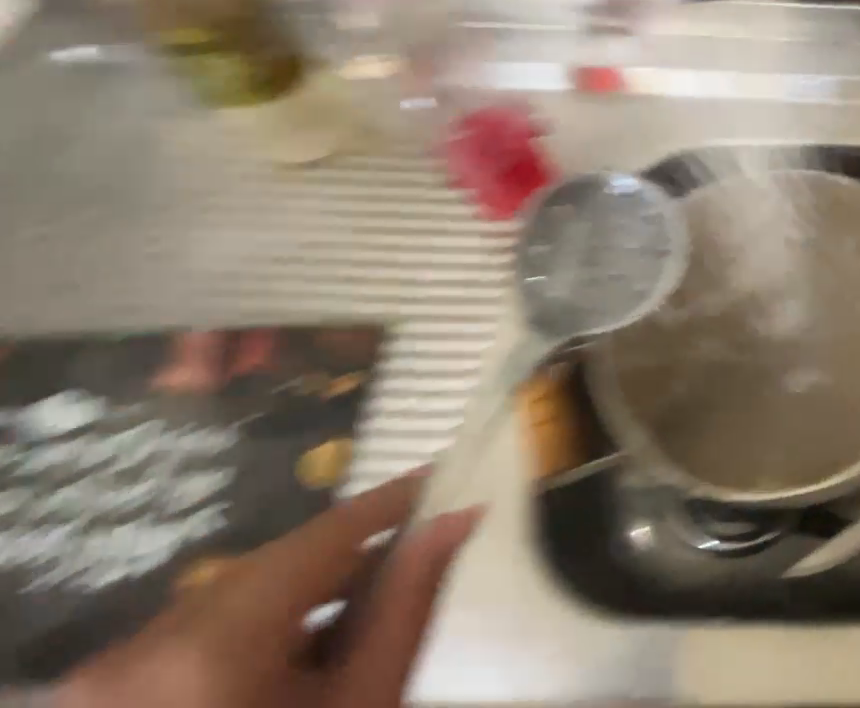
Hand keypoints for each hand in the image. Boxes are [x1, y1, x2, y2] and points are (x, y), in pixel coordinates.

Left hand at [59, 474, 479, 707]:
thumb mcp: (368, 697)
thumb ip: (409, 599)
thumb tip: (459, 518)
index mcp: (212, 645)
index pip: (323, 537)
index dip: (389, 500)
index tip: (443, 474)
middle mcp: (140, 647)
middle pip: (274, 564)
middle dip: (349, 551)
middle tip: (418, 542)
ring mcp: (106, 676)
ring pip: (234, 594)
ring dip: (305, 587)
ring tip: (366, 601)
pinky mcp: (100, 693)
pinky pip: (196, 629)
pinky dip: (257, 624)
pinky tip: (303, 646)